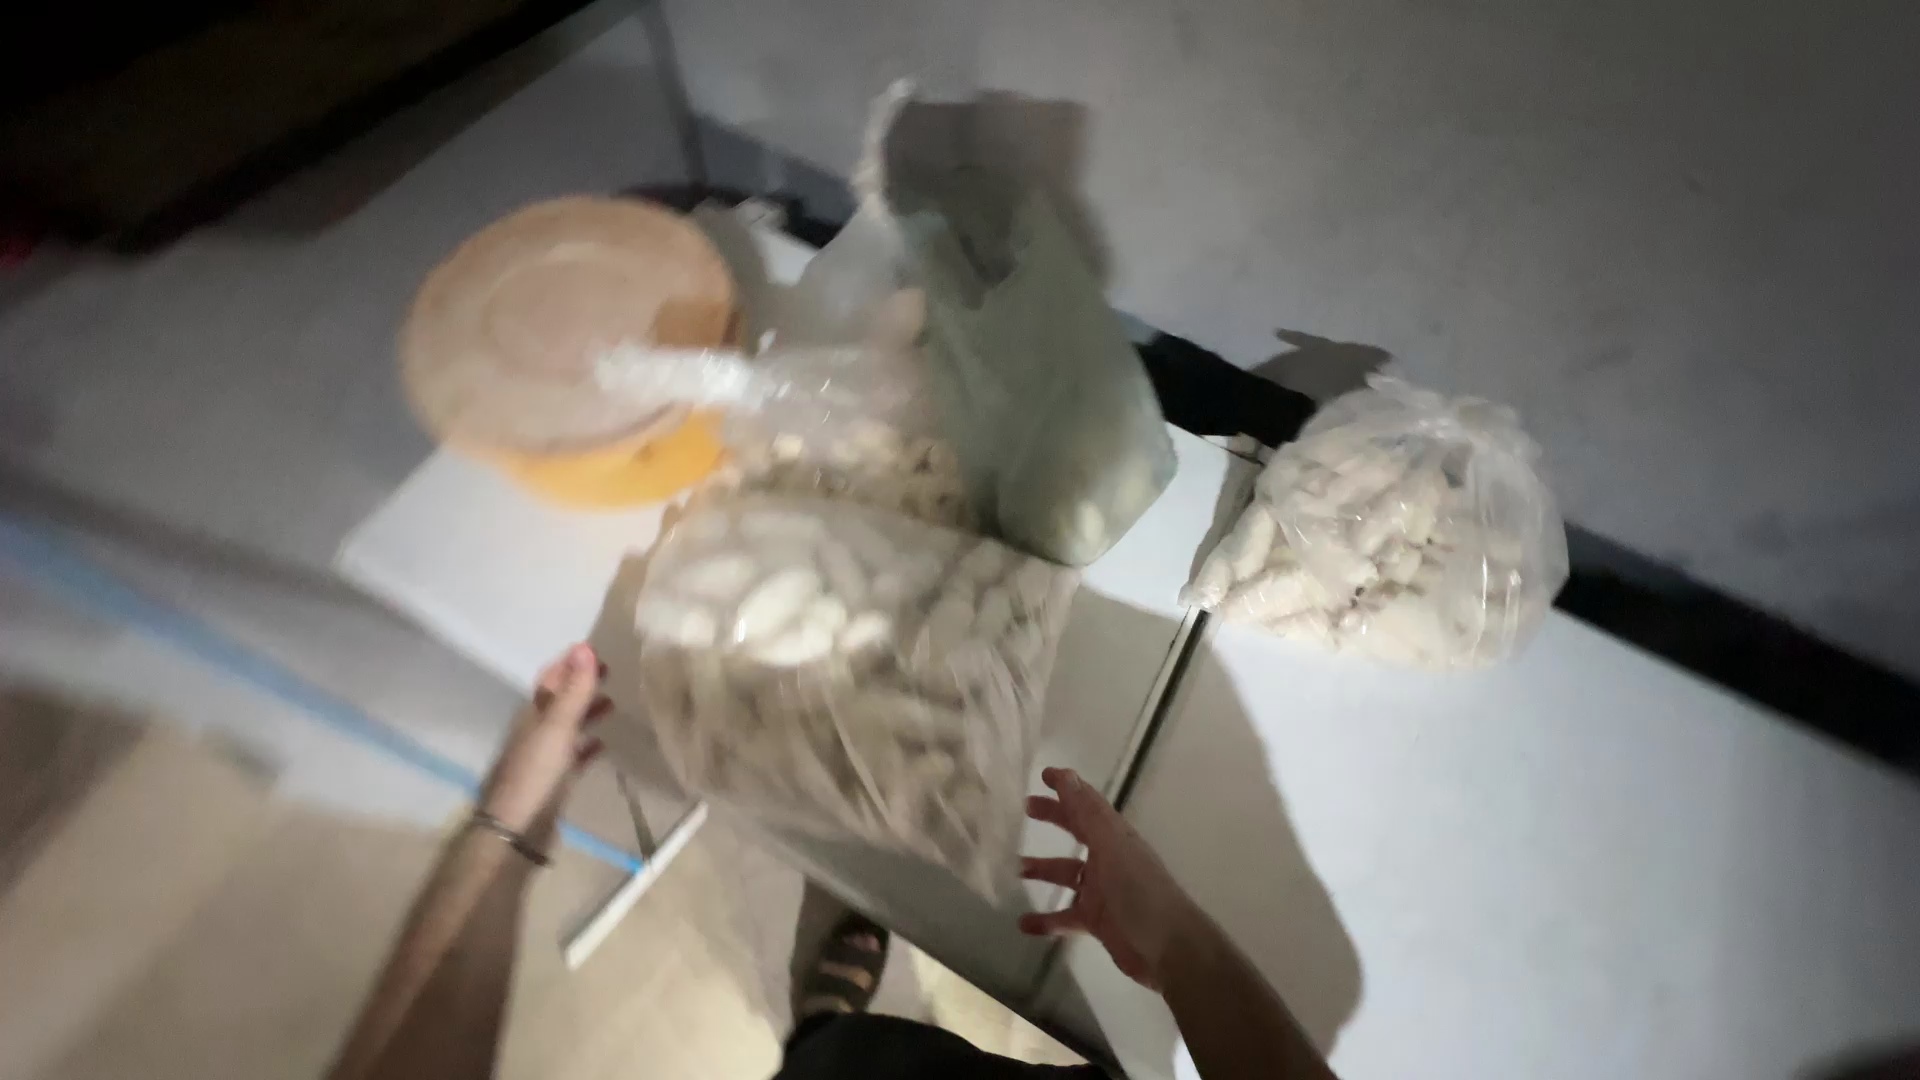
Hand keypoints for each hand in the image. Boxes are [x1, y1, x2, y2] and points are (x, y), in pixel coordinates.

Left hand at [477, 644, 610, 851]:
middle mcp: (535, 731)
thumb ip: (573, 690)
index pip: (550, 678)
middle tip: (610, 672)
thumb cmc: (536, 774)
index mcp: (532, 715)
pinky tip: (603, 744)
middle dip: (581, 683)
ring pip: (567, 725)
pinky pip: (573, 754)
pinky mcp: (553, 780)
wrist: (515, 832)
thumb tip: (584, 647)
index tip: (596, 649)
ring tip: (612, 703)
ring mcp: (542, 757)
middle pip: (559, 700)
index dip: (570, 662)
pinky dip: (588, 744)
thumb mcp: (558, 727)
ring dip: (587, 711)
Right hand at [1019, 766, 1202, 990]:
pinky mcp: (1098, 922)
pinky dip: (1046, 919)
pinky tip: (1024, 924)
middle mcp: (1108, 858)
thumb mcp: (1111, 847)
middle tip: (1024, 810)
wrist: (1170, 950)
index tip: (1042, 775)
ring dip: (1041, 870)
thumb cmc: (1140, 892)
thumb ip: (1087, 813)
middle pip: (1076, 831)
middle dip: (1053, 818)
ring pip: (1066, 874)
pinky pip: (1066, 916)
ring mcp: (1103, 891)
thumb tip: (1066, 775)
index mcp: (1113, 836)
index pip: (1087, 804)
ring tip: (1013, 869)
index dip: (1068, 788)